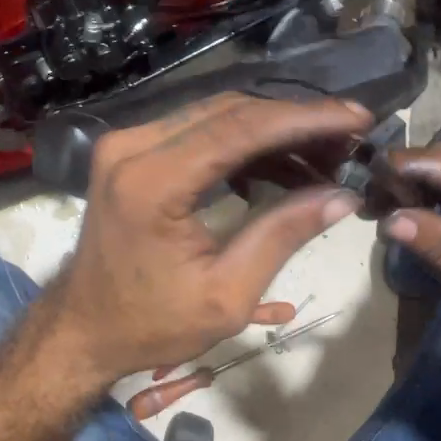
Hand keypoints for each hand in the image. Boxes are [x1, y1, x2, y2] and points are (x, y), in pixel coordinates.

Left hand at [42, 93, 370, 386]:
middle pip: (229, 111)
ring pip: (215, 115)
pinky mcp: (130, 151)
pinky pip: (196, 131)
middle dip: (295, 121)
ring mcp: (126, 143)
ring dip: (272, 131)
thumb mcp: (226, 295)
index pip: (239, 129)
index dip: (305, 118)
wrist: (83, 328)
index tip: (357, 116)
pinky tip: (282, 167)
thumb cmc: (151, 324)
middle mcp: (132, 146)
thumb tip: (343, 194)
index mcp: (151, 182)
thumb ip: (282, 234)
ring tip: (327, 157)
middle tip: (350, 139)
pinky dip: (242, 143)